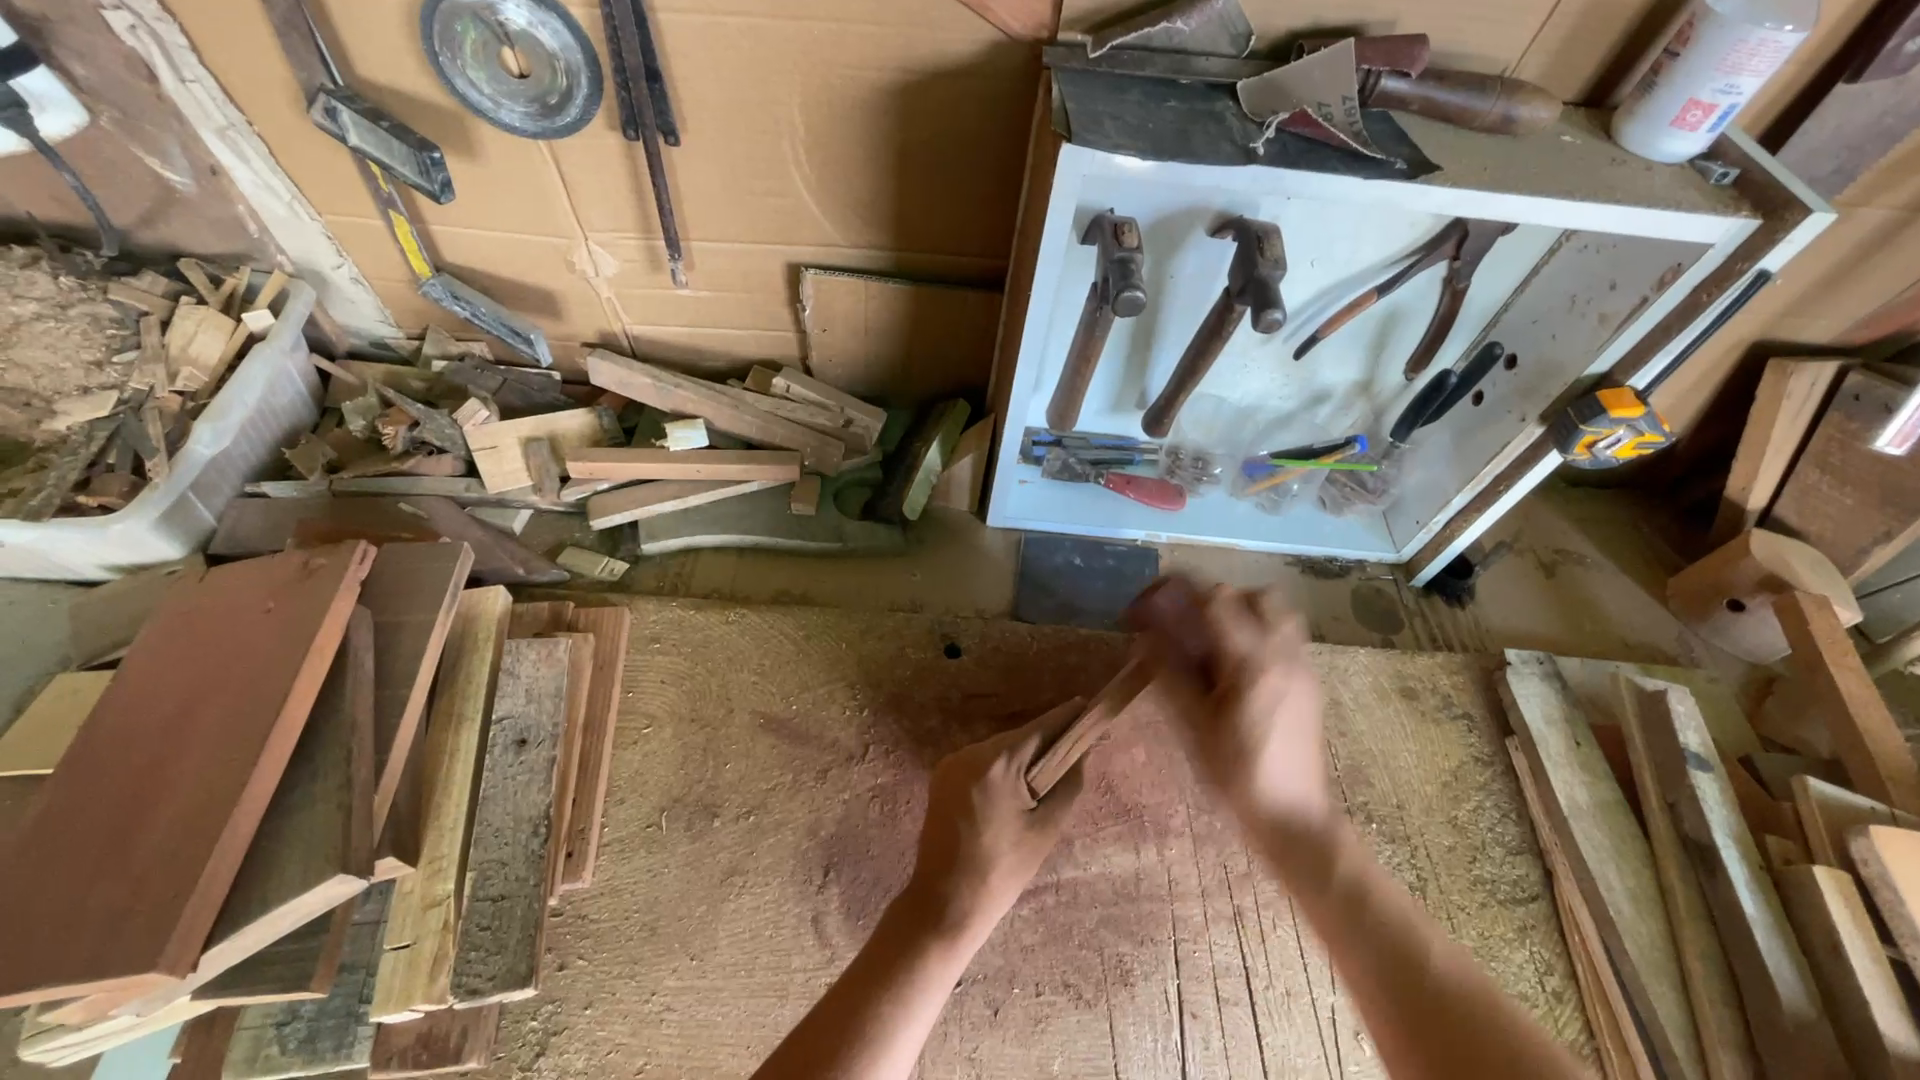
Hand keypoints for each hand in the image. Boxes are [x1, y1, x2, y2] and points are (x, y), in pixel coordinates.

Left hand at [901, 702, 1086, 942]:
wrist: (946, 903)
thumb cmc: (1003, 870)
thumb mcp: (1046, 828)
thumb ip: (1068, 783)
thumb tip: (1081, 751)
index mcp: (996, 762)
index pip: (1040, 727)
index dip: (1067, 718)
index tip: (1088, 708)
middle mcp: (968, 753)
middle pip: (1018, 738)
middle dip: (1046, 743)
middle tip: (1075, 751)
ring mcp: (950, 764)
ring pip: (999, 750)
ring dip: (1022, 758)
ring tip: (1047, 777)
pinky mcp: (941, 778)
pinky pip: (981, 763)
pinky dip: (1001, 769)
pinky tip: (1016, 791)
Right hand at [1128, 576, 1334, 845]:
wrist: (1294, 818)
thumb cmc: (1237, 778)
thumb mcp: (1193, 727)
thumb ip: (1169, 673)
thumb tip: (1143, 635)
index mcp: (1253, 660)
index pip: (1214, 599)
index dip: (1174, 592)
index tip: (1145, 607)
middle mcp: (1284, 652)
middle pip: (1250, 595)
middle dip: (1209, 597)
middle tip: (1179, 622)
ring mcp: (1302, 666)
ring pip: (1275, 611)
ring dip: (1239, 610)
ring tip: (1208, 638)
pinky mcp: (1309, 682)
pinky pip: (1285, 635)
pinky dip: (1257, 631)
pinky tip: (1233, 664)